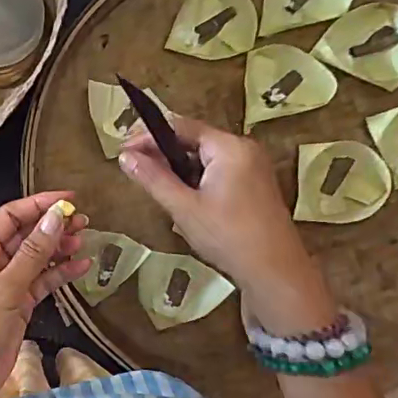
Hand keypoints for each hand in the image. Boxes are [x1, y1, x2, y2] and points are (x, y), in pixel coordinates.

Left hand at [0, 191, 90, 397]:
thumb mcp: (4, 289)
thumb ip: (33, 253)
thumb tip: (56, 217)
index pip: (10, 216)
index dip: (39, 204)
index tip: (69, 198)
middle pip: (25, 235)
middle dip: (52, 226)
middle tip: (84, 221)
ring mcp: (5, 284)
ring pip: (36, 258)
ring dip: (59, 248)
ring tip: (85, 240)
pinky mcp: (17, 304)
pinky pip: (41, 281)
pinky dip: (59, 274)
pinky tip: (81, 266)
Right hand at [119, 118, 336, 331]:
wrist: (274, 271)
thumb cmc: (227, 236)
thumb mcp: (184, 208)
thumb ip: (154, 178)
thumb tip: (125, 156)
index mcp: (229, 147)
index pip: (181, 126)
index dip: (149, 136)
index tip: (124, 150)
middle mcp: (245, 149)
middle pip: (195, 142)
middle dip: (165, 157)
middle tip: (138, 174)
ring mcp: (254, 168)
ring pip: (206, 161)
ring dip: (181, 173)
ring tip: (159, 193)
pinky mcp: (256, 186)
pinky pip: (220, 174)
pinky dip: (199, 184)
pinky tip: (186, 206)